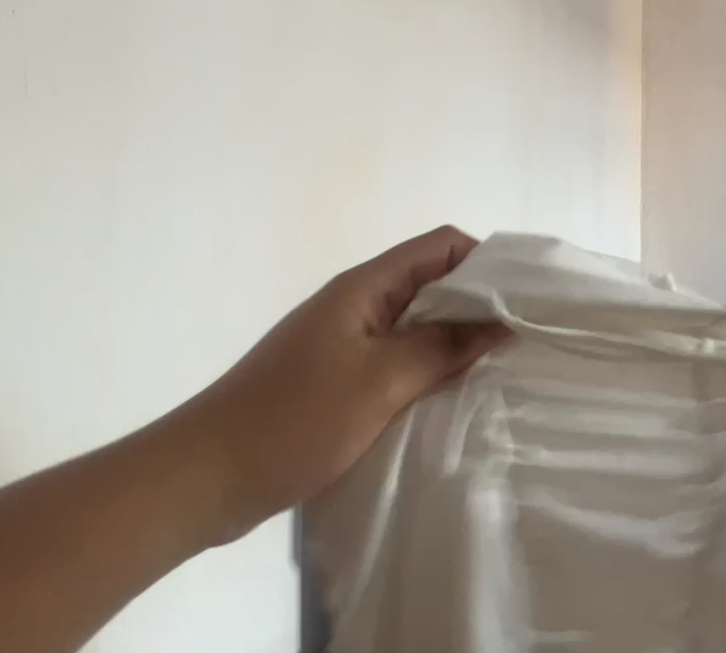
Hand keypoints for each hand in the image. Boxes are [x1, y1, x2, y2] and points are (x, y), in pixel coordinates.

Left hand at [166, 226, 509, 544]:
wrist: (201, 480)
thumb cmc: (292, 420)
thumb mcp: (379, 382)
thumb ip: (442, 347)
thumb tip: (501, 322)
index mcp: (364, 287)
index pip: (440, 246)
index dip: (485, 261)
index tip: (524, 297)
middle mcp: (358, 304)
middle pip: (432, 282)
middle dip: (478, 303)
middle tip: (522, 337)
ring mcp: (346, 341)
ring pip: (416, 323)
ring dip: (454, 339)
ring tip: (498, 367)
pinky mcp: (339, 378)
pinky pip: (398, 358)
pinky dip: (428, 368)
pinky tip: (452, 396)